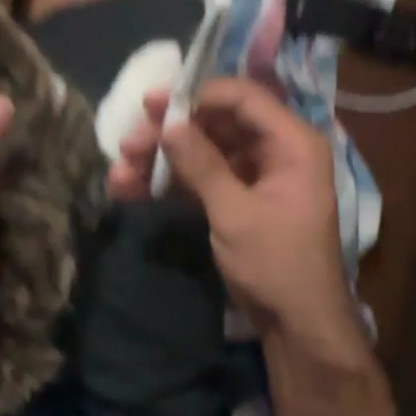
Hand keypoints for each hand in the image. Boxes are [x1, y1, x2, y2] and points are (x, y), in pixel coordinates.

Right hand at [109, 79, 361, 349]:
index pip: (243, 99)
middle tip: (128, 144)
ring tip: (120, 173)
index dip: (197, 96)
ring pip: (200, 153)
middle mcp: (274, 151)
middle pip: (216, 124)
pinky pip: (198, 179)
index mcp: (291, 144)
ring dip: (160, 160)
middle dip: (169, 133)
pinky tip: (131, 188)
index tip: (152, 104)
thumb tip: (169, 125)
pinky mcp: (234, 200)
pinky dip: (168, 183)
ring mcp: (253, 176)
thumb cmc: (276, 262)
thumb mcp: (235, 212)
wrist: (296, 320)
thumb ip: (202, 166)